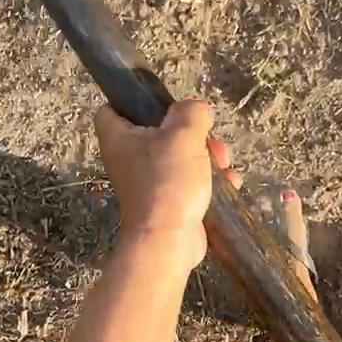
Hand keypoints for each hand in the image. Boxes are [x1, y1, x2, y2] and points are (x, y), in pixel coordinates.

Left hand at [92, 100, 229, 268]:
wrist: (168, 240)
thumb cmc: (168, 181)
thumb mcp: (183, 135)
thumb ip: (192, 113)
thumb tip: (197, 110)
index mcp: (119, 138)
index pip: (112, 109)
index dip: (134, 101)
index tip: (162, 103)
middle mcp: (128, 160)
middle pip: (160, 132)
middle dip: (193, 134)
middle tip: (210, 140)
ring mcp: (149, 184)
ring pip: (180, 157)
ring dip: (208, 157)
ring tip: (224, 163)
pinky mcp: (169, 203)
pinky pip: (190, 182)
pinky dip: (210, 181)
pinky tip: (229, 183)